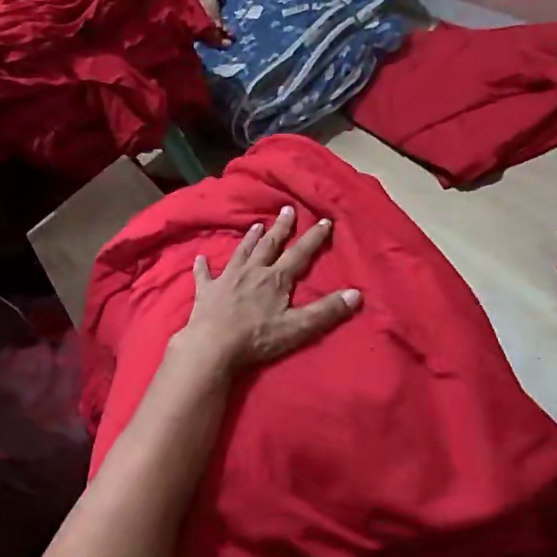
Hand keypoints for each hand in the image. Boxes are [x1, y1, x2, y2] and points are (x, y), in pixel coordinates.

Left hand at [177, 206, 361, 370]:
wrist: (213, 345)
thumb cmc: (257, 338)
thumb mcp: (298, 328)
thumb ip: (327, 311)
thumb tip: (356, 293)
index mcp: (275, 279)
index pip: (299, 254)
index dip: (313, 238)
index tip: (324, 221)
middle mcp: (251, 272)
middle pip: (269, 245)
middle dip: (280, 228)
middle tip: (287, 210)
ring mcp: (226, 279)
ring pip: (241, 253)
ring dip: (249, 239)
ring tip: (256, 225)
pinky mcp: (206, 291)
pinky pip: (203, 275)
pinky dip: (202, 266)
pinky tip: (200, 258)